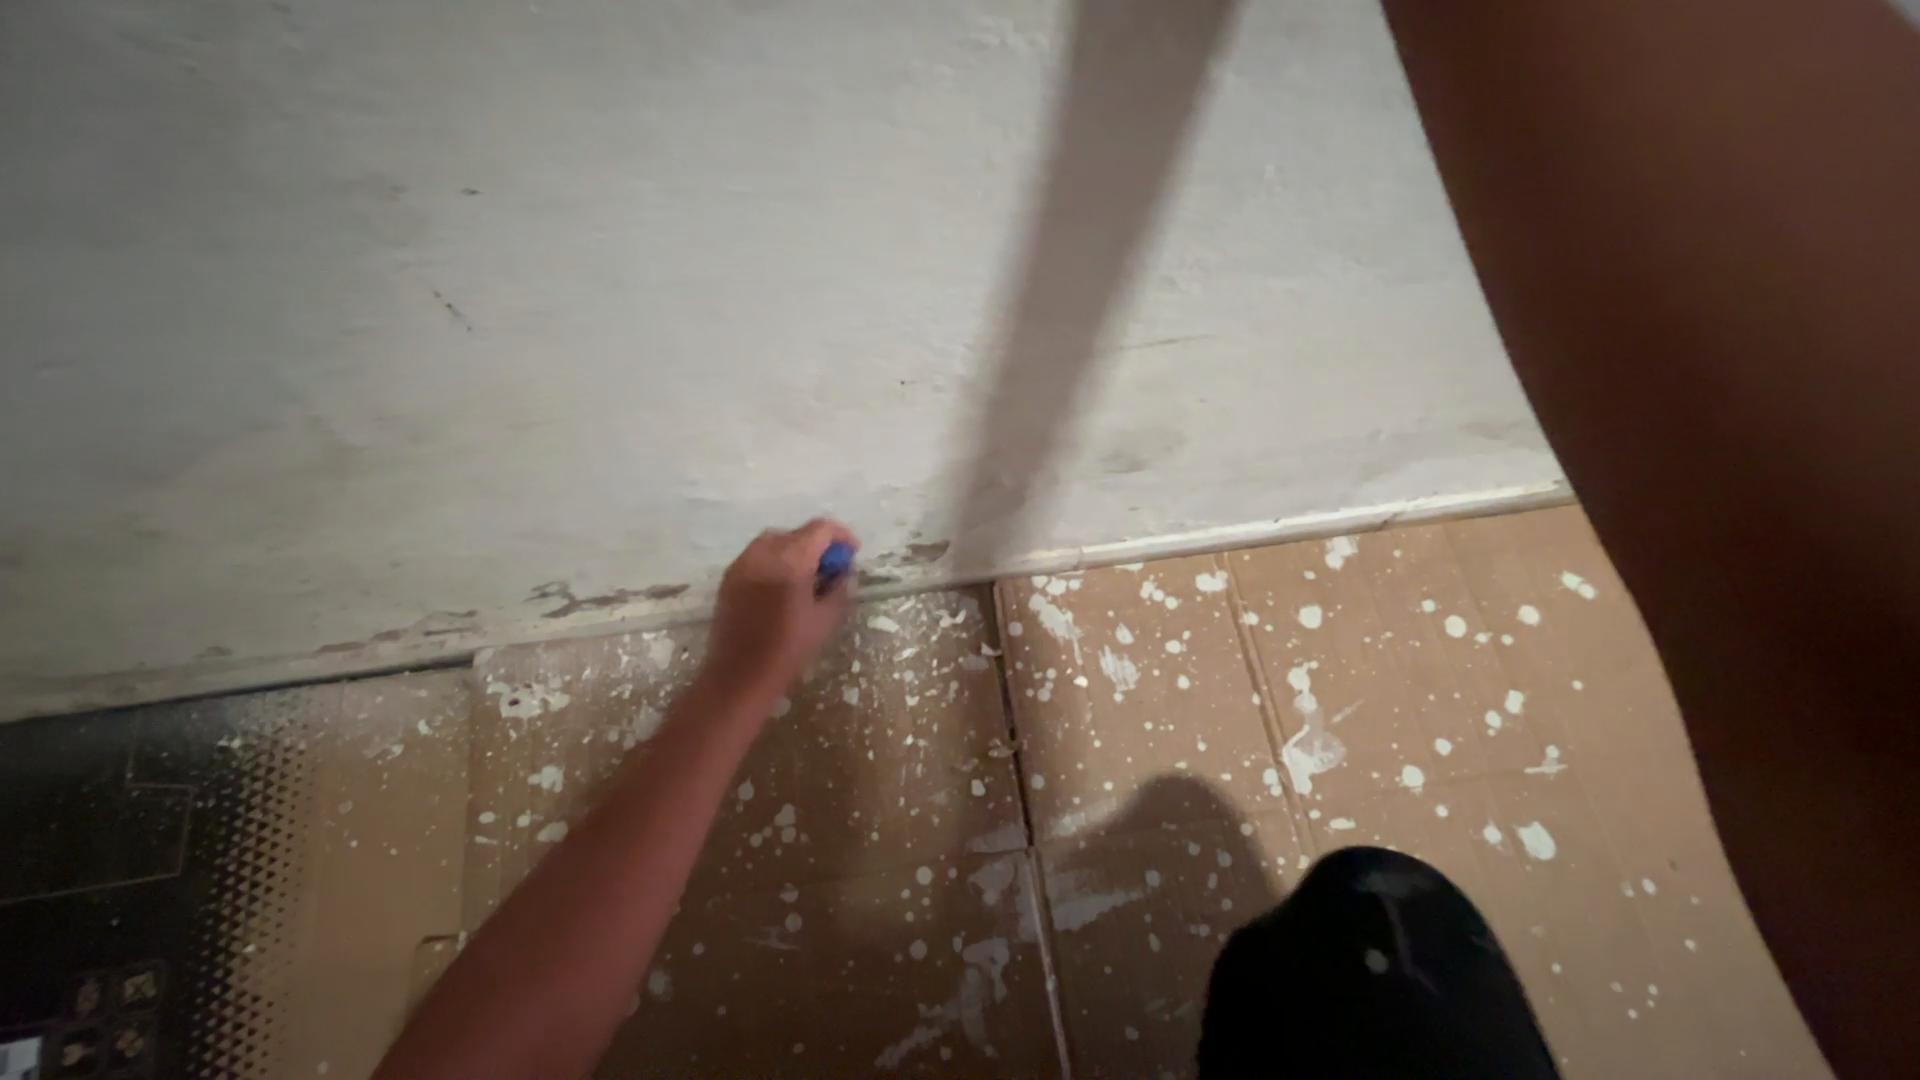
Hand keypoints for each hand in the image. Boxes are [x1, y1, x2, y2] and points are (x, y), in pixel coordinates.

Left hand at [701, 519, 858, 703]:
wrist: (738, 676)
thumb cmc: (788, 651)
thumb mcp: (825, 620)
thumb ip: (840, 588)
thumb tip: (845, 571)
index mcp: (790, 562)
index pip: (820, 530)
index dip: (841, 535)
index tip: (852, 552)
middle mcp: (763, 554)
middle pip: (796, 533)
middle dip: (817, 543)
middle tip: (831, 566)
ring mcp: (742, 564)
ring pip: (774, 541)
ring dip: (794, 549)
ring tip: (806, 575)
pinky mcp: (729, 577)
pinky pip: (757, 555)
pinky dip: (775, 560)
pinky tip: (782, 585)